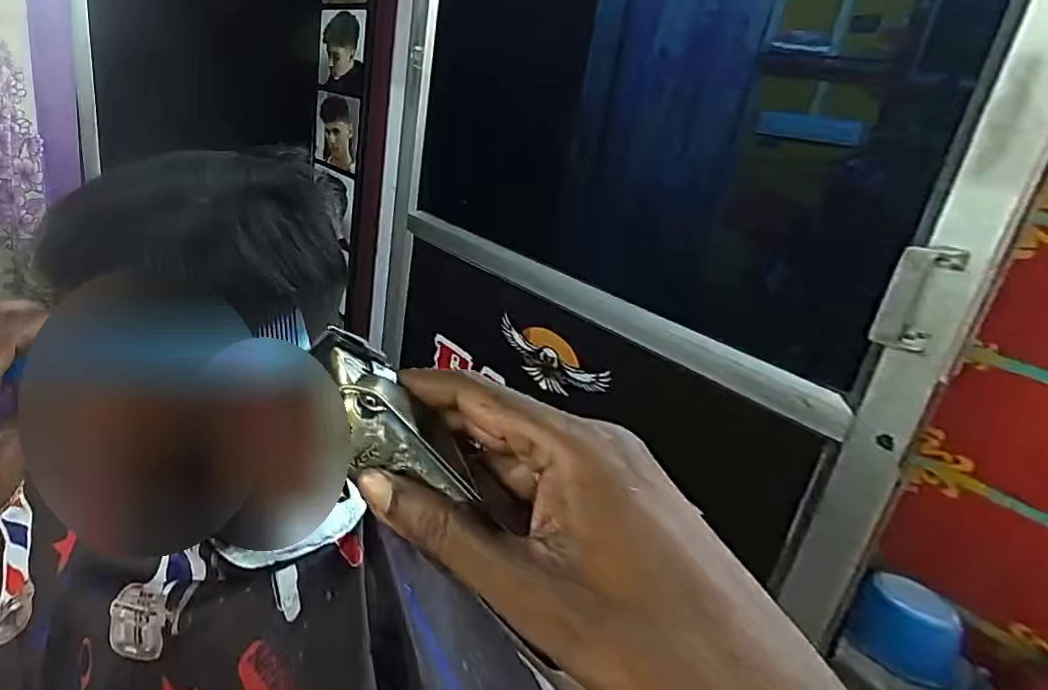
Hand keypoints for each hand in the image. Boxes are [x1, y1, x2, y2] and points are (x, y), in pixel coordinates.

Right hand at [356, 371, 839, 689]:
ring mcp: (614, 473)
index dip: (415, 389)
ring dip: (468, 473)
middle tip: (385, 462)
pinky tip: (483, 526)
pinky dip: (504, 495)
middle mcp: (598, 447)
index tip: (372, 397)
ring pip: (515, 453)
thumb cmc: (674, 657)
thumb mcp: (533, 592)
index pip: (473, 392)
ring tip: (426, 501)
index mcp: (578, 449)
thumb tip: (380, 487)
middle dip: (433, 440)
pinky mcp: (623, 500)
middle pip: (490, 421)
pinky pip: (544, 478)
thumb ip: (444, 532)